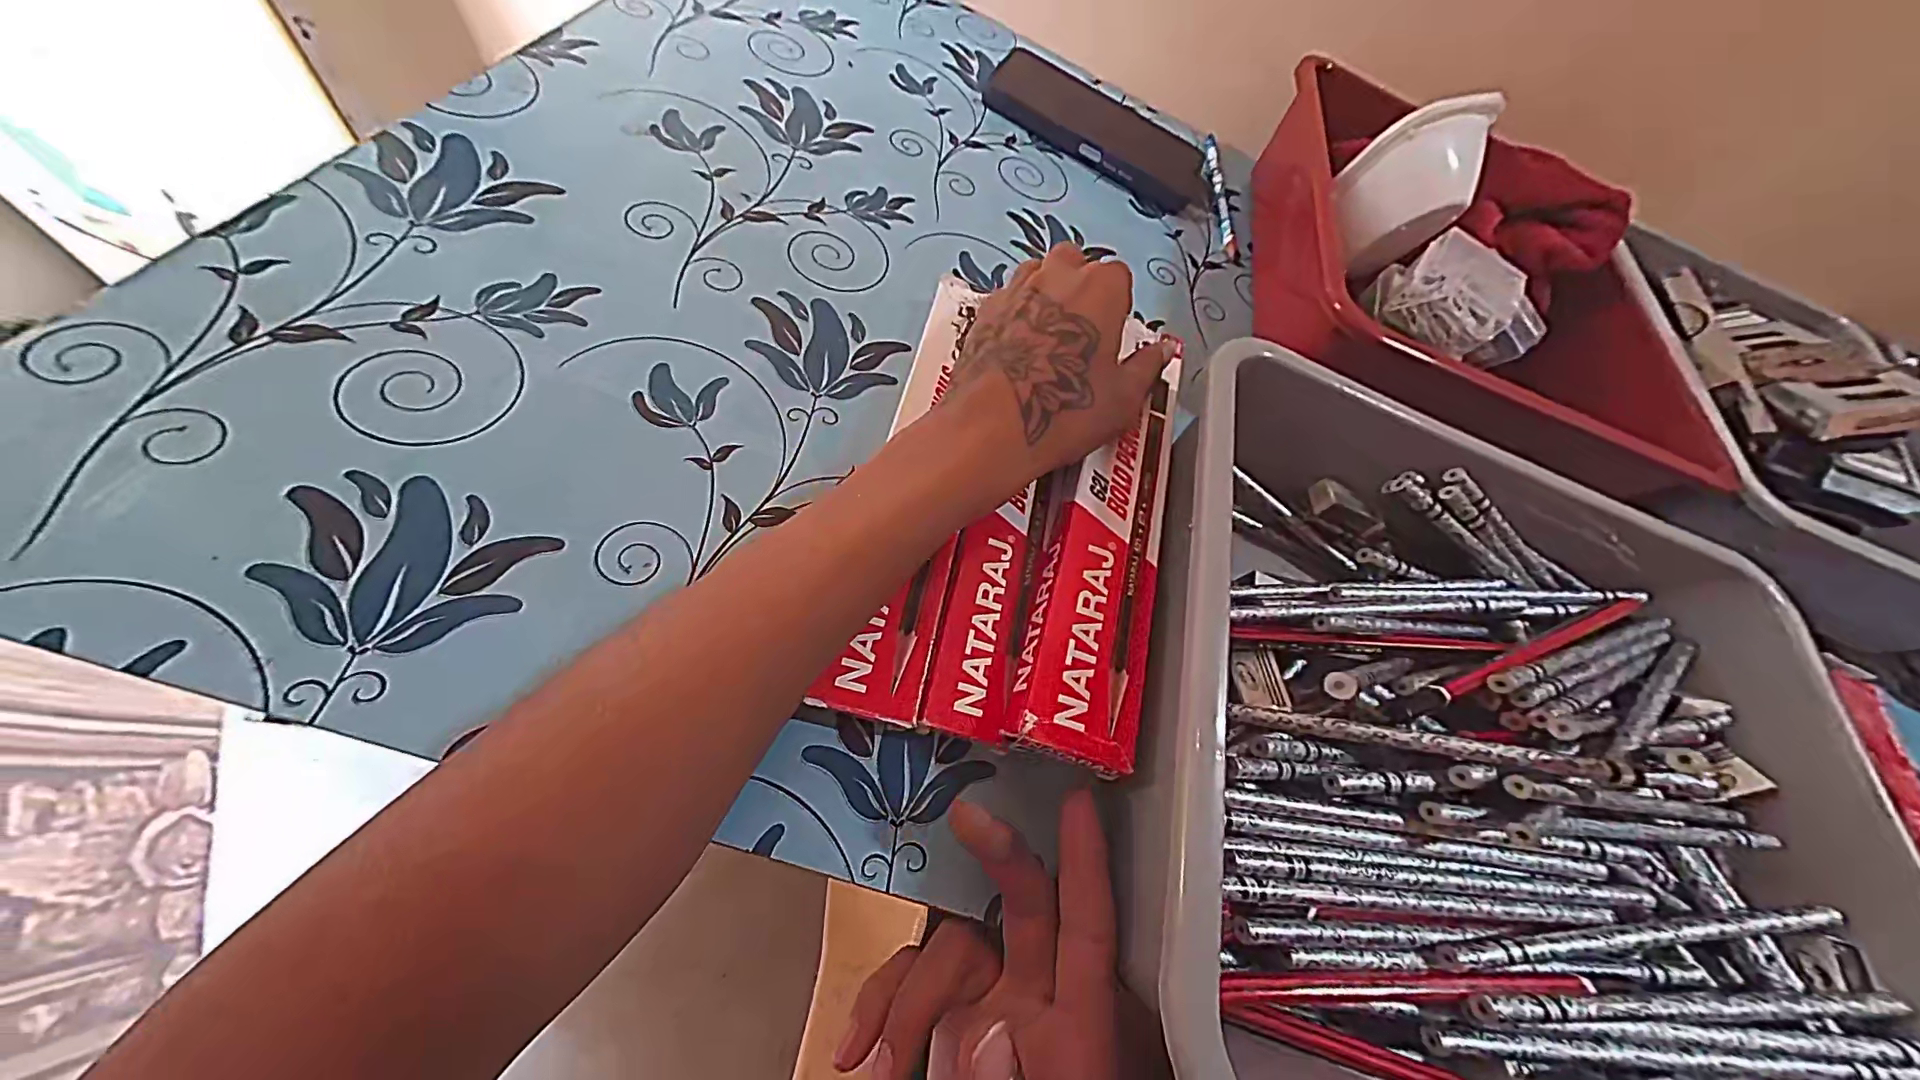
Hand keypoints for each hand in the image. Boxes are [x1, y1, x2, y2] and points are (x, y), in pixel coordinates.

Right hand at [834, 789, 1121, 1079]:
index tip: (1077, 805)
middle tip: (969, 819)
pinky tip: (859, 1050)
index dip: (1088, 860)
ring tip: (880, 1065)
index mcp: (1076, 1035)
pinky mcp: (949, 1031)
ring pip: (949, 948)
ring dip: (907, 995)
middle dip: (997, 856)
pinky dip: (881, 1008)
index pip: (1087, 926)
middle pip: (1021, 908)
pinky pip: (912, 988)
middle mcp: (1033, 1008)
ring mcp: (988, 1013)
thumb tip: (989, 1034)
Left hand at [937, 244, 1175, 490]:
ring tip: (1048, 345)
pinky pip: (1006, 302)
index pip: (1120, 279)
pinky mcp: (982, 313)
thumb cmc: (1061, 410)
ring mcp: (1014, 290)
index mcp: (1102, 286)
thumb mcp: (1122, 398)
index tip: (1113, 338)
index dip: (1118, 308)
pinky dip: (1014, 318)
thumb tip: (1159, 353)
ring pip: (1036, 277)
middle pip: (1074, 265)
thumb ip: (1146, 367)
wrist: (992, 428)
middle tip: (1082, 338)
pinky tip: (1017, 354)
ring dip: (1045, 299)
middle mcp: (1056, 276)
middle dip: (1080, 291)